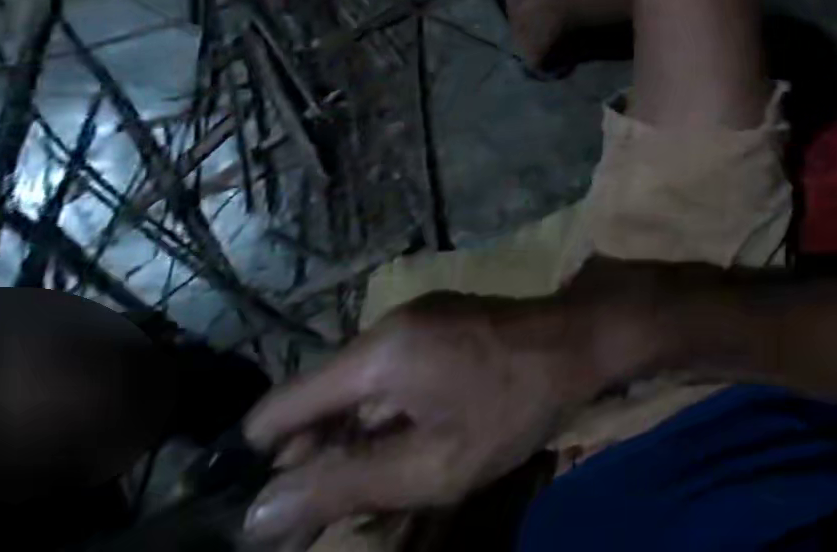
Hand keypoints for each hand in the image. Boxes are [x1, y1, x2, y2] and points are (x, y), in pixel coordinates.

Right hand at [241, 292, 600, 538]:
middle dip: (312, 456)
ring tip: (369, 487)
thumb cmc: (511, 406)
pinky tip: (406, 442)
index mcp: (375, 354)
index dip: (266, 462)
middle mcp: (385, 324)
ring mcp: (415, 315)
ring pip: (356, 383)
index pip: (281, 406)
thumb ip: (345, 485)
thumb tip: (256, 516)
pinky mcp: (438, 317)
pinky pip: (389, 367)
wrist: (580, 339)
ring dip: (353, 434)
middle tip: (323, 519)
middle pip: (318, 396)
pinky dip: (384, 408)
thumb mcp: (431, 464)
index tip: (274, 511)